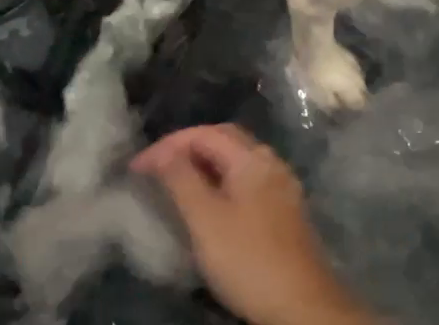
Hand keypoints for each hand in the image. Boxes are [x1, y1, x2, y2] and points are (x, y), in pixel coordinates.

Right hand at [132, 125, 373, 324]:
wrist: (302, 305)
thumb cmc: (248, 259)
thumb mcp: (206, 220)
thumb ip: (182, 180)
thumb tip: (164, 152)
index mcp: (253, 158)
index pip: (205, 134)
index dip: (168, 145)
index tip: (137, 167)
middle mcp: (271, 162)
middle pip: (225, 139)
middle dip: (188, 146)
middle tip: (156, 166)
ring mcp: (282, 186)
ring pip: (237, 160)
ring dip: (205, 163)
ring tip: (176, 181)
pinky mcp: (284, 210)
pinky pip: (247, 180)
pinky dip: (221, 180)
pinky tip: (209, 202)